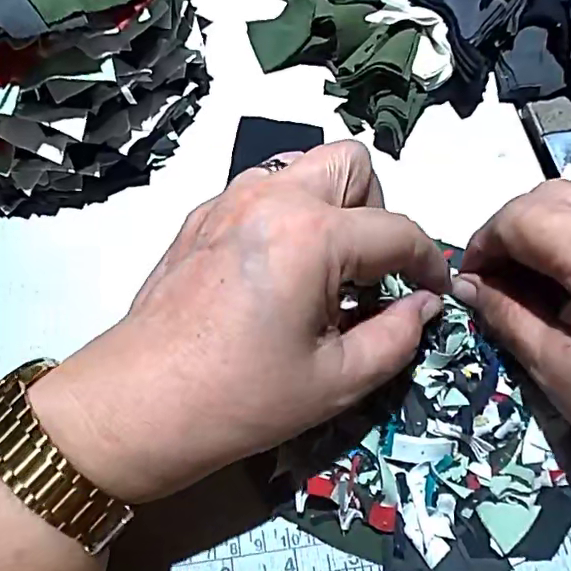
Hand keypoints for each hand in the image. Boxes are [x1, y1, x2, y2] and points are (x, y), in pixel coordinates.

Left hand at [29, 141, 448, 503]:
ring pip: (305, 168)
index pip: (397, 231)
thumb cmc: (242, 399)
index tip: (434, 291)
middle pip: (352, 164)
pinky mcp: (202, 217)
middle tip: (369, 270)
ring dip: (332, 208)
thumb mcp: (339, 380)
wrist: (136, 406)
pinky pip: (265, 190)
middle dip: (377, 211)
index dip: (428, 262)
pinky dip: (290, 217)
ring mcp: (230, 200)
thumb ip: (398, 335)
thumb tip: (425, 304)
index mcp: (311, 235)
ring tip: (326, 271)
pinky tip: (279, 273)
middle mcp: (272, 198)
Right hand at [454, 181, 570, 550]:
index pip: (524, 216)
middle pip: (553, 195)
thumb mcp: (564, 373)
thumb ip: (508, 315)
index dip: (483, 243)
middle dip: (510, 233)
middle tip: (493, 284)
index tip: (467, 282)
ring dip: (546, 233)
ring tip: (530, 287)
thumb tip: (468, 284)